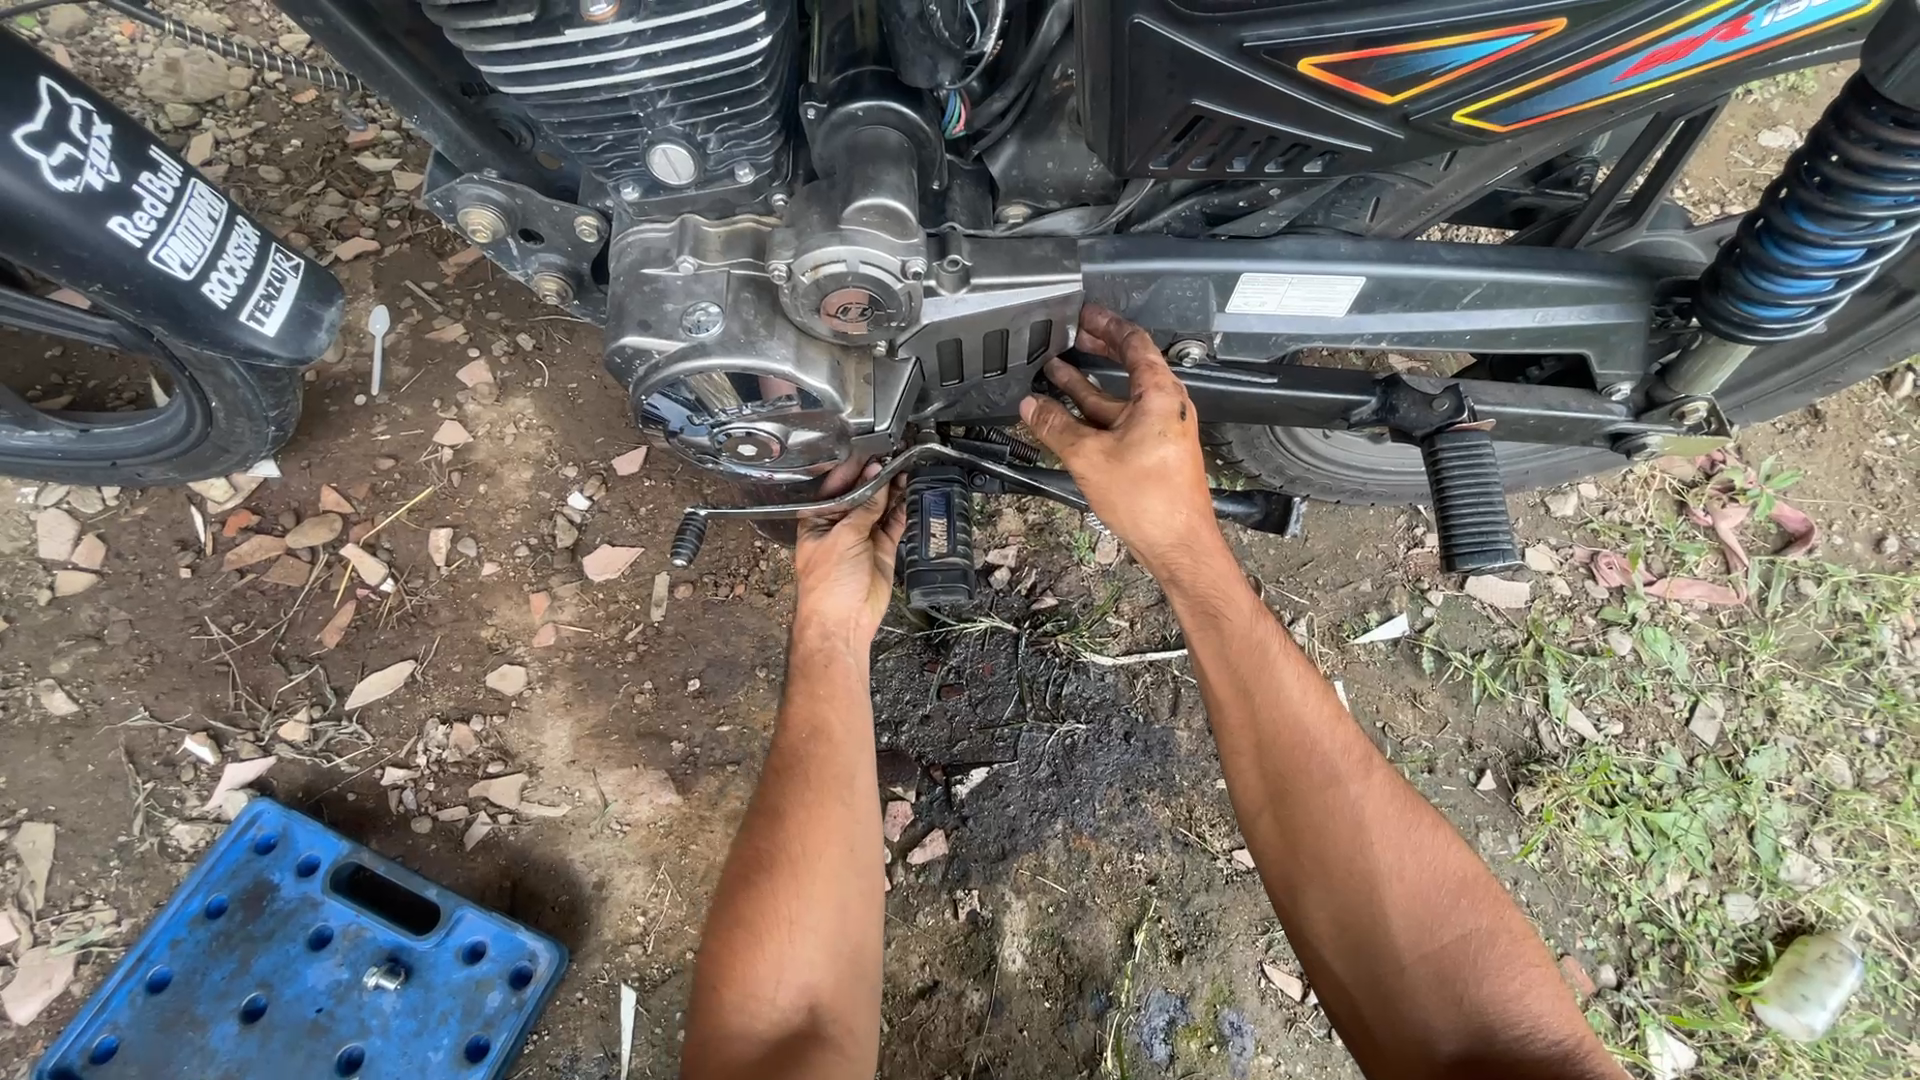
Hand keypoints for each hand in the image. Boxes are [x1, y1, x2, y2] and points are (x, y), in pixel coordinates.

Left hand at [792, 456, 908, 645]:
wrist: (843, 620)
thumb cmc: (828, 583)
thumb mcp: (844, 537)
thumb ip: (864, 508)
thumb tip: (878, 480)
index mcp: (818, 519)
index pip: (836, 487)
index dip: (853, 471)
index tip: (869, 456)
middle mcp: (840, 525)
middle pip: (860, 494)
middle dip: (875, 478)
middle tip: (891, 459)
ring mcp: (862, 536)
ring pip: (879, 507)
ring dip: (891, 491)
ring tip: (904, 471)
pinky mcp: (882, 548)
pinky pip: (894, 523)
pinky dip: (902, 509)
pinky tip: (909, 492)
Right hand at [1019, 305, 1224, 577]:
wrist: (1178, 544)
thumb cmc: (1147, 498)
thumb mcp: (1090, 457)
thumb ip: (1056, 427)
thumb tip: (1029, 406)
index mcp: (1160, 394)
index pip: (1134, 344)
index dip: (1107, 325)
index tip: (1085, 313)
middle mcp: (1165, 406)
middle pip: (1128, 366)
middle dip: (1096, 351)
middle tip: (1069, 335)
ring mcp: (1158, 430)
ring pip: (1118, 398)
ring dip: (1087, 385)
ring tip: (1054, 371)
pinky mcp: (1151, 451)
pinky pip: (1118, 422)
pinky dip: (1093, 414)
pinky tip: (1065, 415)